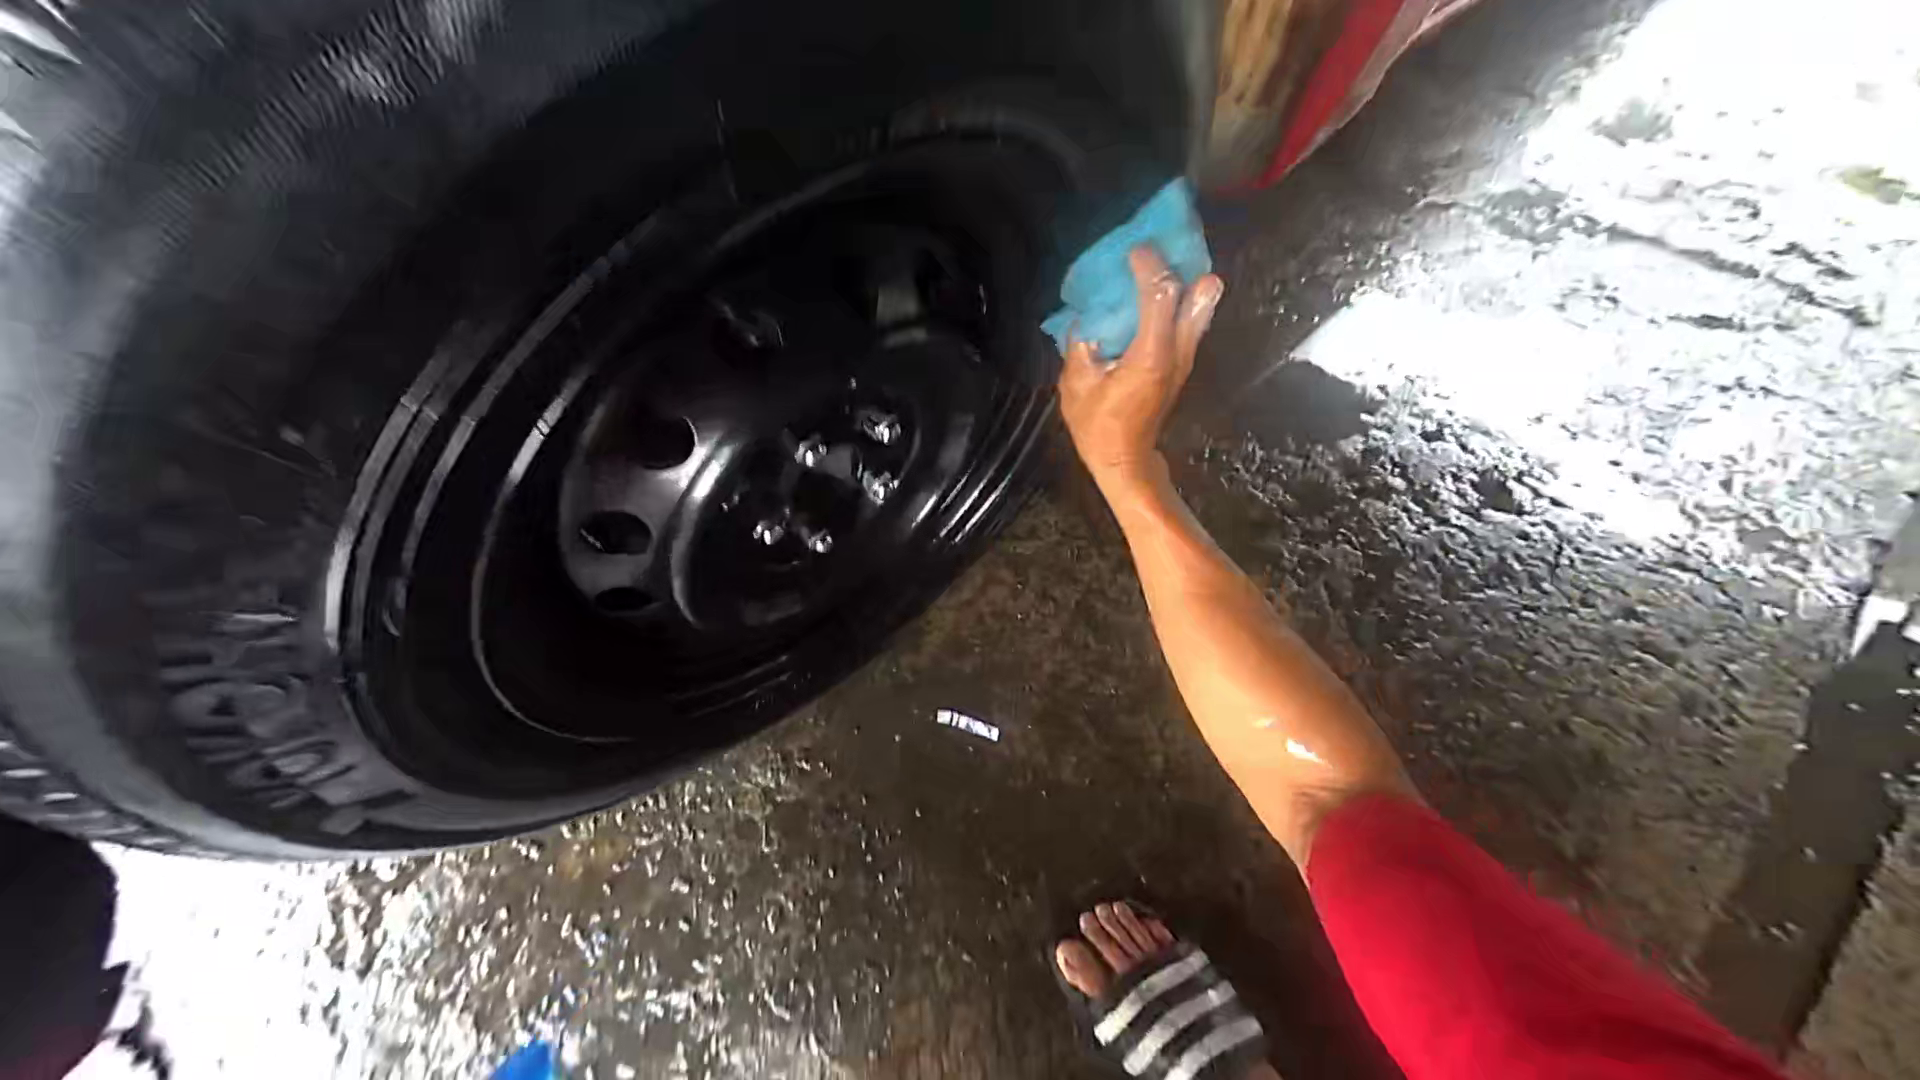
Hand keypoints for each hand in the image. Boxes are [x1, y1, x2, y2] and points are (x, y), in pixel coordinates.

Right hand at [1057, 246, 1223, 484]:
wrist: (1124, 459)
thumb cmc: (1098, 427)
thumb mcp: (1076, 386)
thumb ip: (1080, 347)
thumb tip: (1087, 321)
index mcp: (1150, 355)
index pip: (1161, 294)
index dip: (1149, 266)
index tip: (1134, 251)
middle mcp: (1177, 352)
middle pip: (1200, 294)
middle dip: (1185, 265)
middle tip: (1163, 249)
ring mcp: (1185, 359)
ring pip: (1203, 307)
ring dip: (1188, 281)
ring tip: (1163, 266)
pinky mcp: (1182, 364)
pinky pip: (1192, 321)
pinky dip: (1181, 302)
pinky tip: (1158, 297)